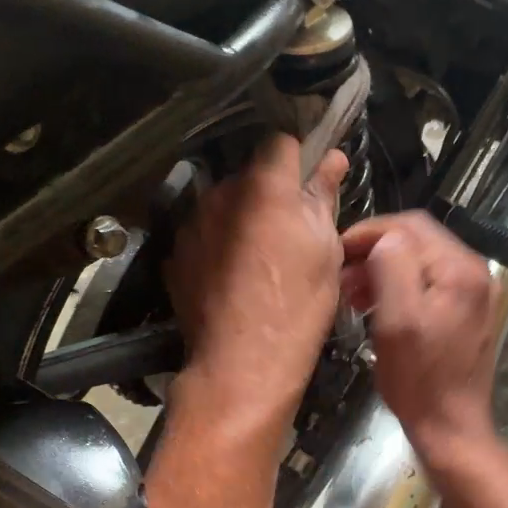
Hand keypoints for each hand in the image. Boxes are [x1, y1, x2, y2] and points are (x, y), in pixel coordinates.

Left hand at [166, 133, 348, 421]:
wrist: (243, 365)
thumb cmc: (299, 306)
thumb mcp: (326, 251)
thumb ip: (324, 198)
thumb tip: (331, 159)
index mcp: (265, 186)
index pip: (282, 142)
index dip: (301, 159)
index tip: (313, 185)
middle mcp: (221, 194)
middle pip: (251, 176)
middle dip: (272, 194)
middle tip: (294, 232)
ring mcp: (193, 224)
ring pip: (226, 206)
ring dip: (244, 220)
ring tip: (263, 261)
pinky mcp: (175, 255)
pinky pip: (205, 235)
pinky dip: (220, 246)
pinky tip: (236, 279)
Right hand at [339, 213, 501, 460]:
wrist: (452, 428)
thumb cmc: (420, 379)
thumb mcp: (398, 320)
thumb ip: (392, 267)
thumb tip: (383, 239)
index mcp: (461, 269)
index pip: (411, 225)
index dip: (370, 231)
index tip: (339, 251)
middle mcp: (475, 274)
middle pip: (418, 241)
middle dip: (376, 251)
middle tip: (342, 276)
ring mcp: (474, 295)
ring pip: (422, 263)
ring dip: (385, 270)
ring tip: (353, 294)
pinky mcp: (467, 314)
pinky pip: (429, 285)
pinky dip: (400, 288)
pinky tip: (377, 308)